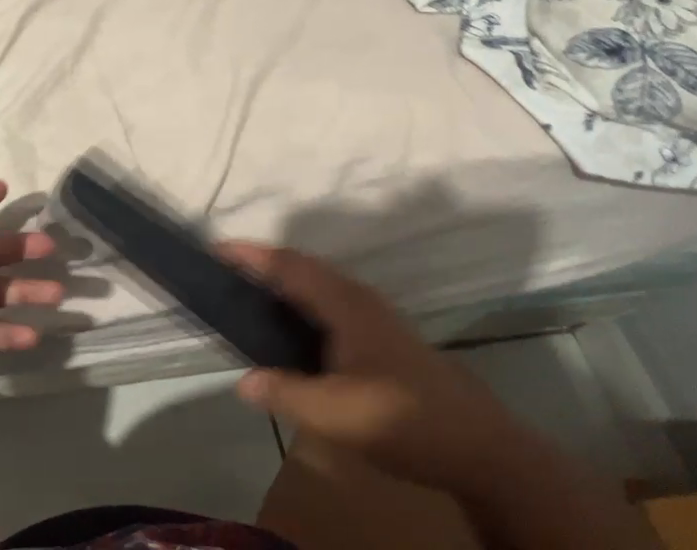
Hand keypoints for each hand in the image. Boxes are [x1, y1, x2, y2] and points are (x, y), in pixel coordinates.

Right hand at [218, 242, 540, 497]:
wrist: (482, 449)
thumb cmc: (404, 419)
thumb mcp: (334, 413)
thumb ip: (284, 391)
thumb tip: (243, 380)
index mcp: (346, 305)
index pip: (289, 265)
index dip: (251, 255)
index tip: (214, 248)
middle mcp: (360, 301)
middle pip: (303, 269)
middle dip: (263, 265)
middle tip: (225, 273)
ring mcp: (376, 319)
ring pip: (318, 288)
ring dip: (283, 286)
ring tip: (249, 299)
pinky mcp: (384, 340)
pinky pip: (329, 307)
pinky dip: (301, 307)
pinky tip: (292, 336)